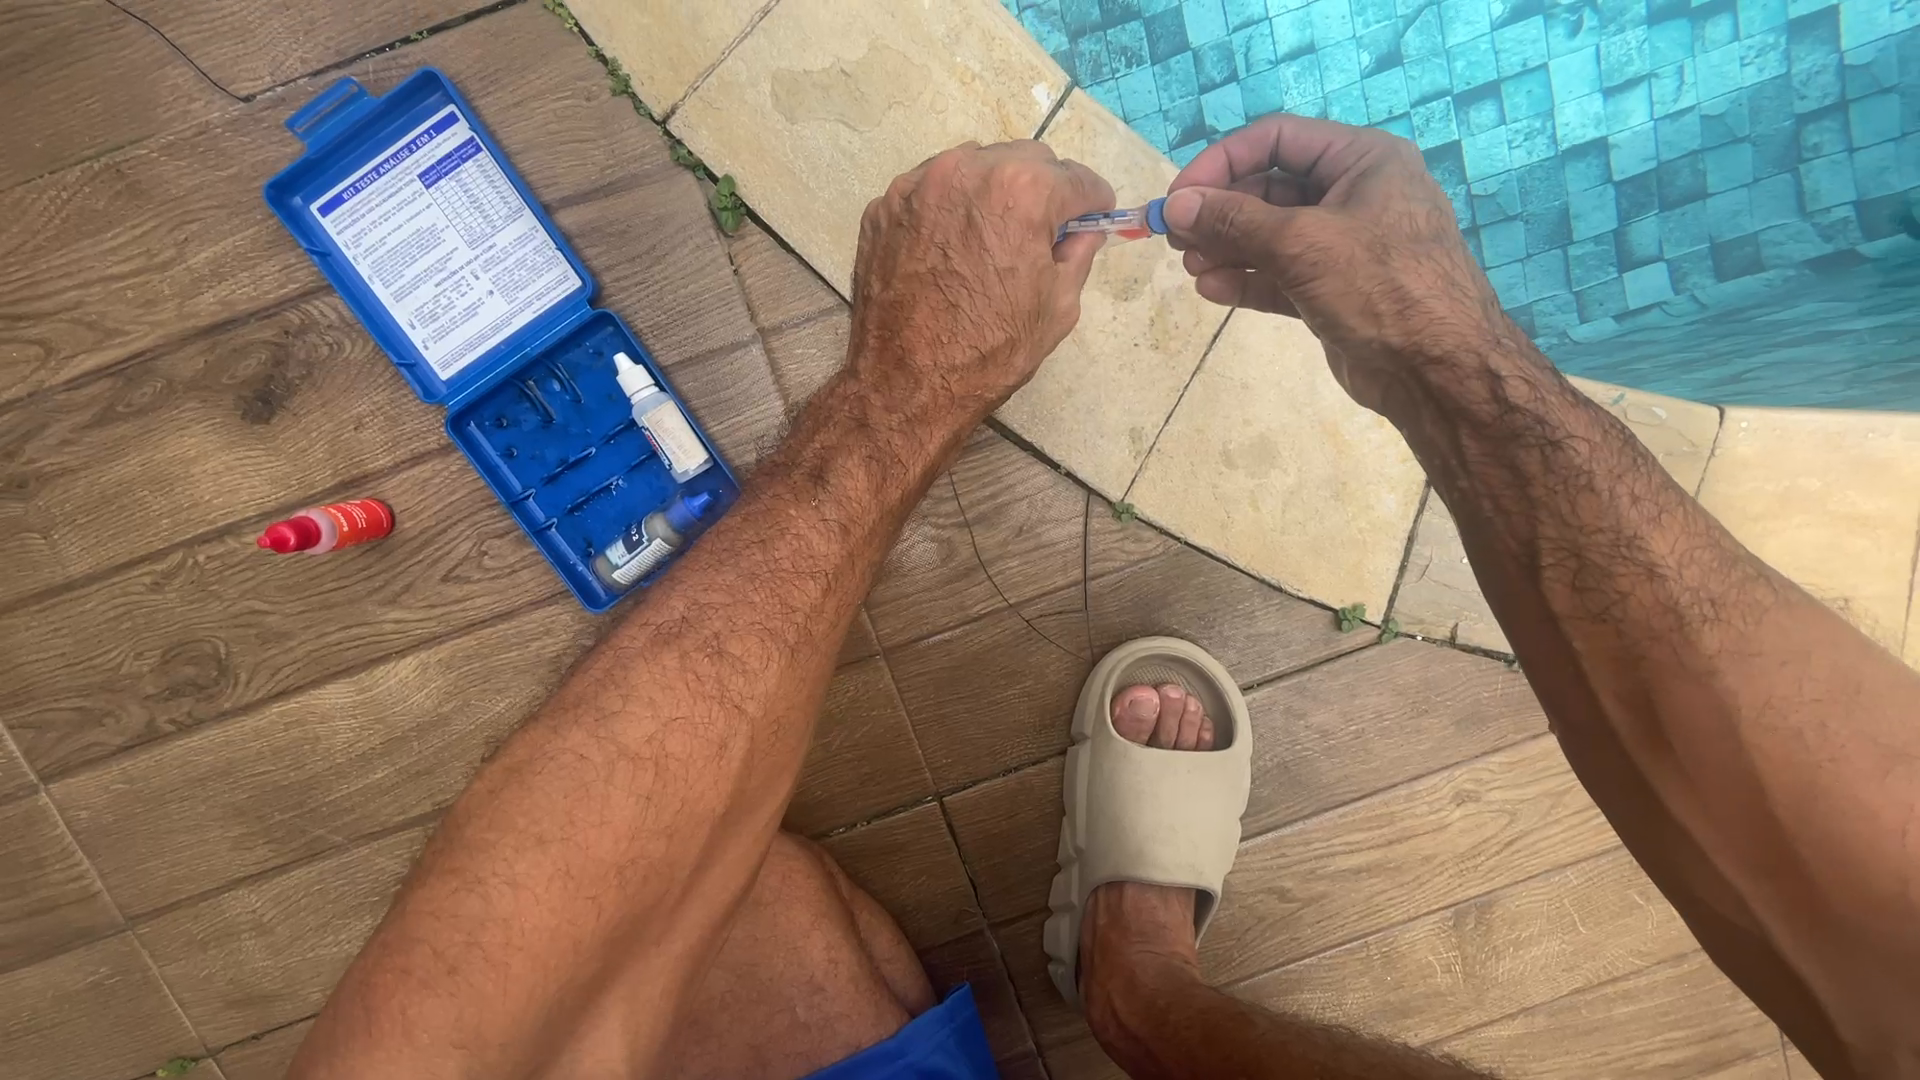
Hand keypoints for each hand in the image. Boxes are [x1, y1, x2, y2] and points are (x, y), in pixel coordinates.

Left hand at [845, 140, 1113, 429]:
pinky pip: (930, 192)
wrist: (907, 384)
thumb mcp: (1057, 308)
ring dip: (992, 193)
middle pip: (1023, 161)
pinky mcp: (883, 208)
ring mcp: (917, 186)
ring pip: (972, 168)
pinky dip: (948, 210)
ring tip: (992, 240)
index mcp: (1022, 191)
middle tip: (1042, 231)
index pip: (1076, 178)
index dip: (1092, 202)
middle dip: (1043, 190)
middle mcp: (967, 170)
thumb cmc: (991, 352)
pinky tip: (950, 250)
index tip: (1093, 216)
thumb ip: (1078, 256)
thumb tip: (1083, 232)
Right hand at [1162, 115, 1526, 419]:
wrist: (1433, 367)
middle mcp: (1350, 195)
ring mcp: (1339, 247)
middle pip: (1268, 190)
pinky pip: (1277, 276)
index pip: (1276, 140)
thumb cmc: (1378, 286)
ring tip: (1191, 266)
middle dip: (1219, 212)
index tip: (1177, 196)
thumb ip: (1233, 221)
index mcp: (1360, 160)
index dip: (1221, 162)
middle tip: (1174, 237)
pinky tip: (1212, 289)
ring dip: (1226, 248)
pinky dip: (1244, 280)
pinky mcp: (1328, 291)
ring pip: (1268, 236)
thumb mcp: (1301, 243)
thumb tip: (1175, 206)